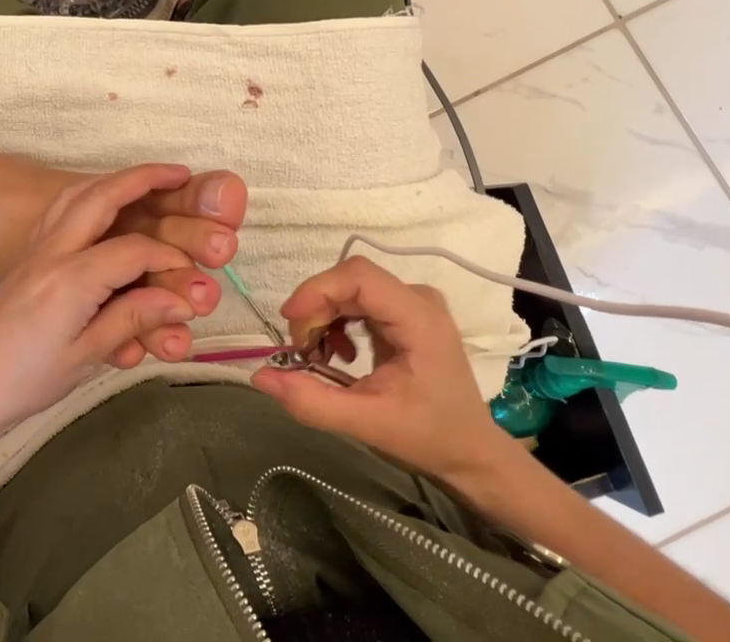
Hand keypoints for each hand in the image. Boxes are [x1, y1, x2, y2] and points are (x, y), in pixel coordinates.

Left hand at [0, 165, 205, 446]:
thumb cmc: (25, 380)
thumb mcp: (84, 355)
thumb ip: (131, 319)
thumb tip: (182, 300)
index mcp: (72, 278)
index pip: (135, 251)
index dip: (170, 260)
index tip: (195, 285)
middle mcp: (53, 252)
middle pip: (101, 199)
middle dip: (141, 180)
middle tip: (179, 172)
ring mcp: (35, 252)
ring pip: (75, 199)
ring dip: (110, 183)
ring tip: (143, 180)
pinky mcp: (25, 260)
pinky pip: (59, 214)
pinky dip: (85, 199)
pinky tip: (99, 208)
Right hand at [250, 256, 513, 479]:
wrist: (470, 452)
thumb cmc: (428, 436)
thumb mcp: (366, 423)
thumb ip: (311, 400)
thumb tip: (259, 376)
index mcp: (420, 320)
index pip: (359, 276)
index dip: (317, 290)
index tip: (289, 324)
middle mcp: (418, 300)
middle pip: (348, 281)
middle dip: (314, 311)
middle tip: (301, 353)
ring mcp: (411, 304)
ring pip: (347, 289)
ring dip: (321, 318)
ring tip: (317, 356)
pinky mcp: (402, 313)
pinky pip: (355, 301)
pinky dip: (333, 322)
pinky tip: (336, 354)